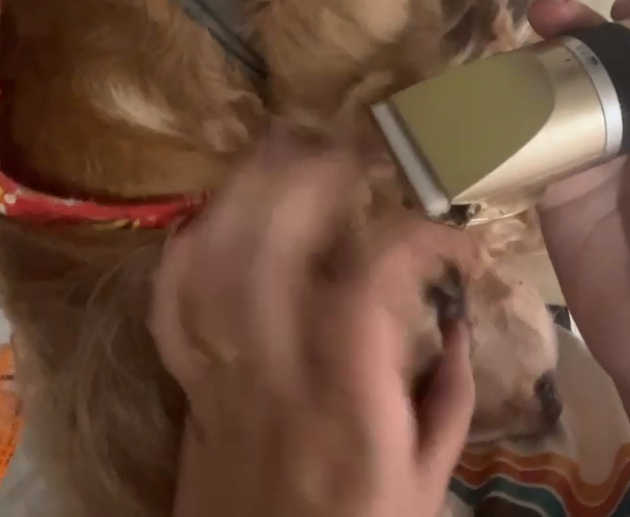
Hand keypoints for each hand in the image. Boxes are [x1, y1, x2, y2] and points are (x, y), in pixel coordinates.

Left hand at [148, 131, 473, 516]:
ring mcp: (221, 374)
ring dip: (247, 191)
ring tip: (285, 147)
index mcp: (349, 402)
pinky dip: (188, 248)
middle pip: (276, 247)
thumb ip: (448, 395)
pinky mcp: (188, 386)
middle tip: (354, 148)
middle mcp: (278, 374)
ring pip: (215, 260)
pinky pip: (173, 304)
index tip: (449, 235)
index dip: (416, 236)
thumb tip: (457, 320)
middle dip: (313, 178)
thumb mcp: (427, 484)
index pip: (376, 281)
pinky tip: (216, 213)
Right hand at [528, 0, 629, 414]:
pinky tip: (490, 89)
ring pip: (564, 86)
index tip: (626, 7)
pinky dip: (510, 106)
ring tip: (519, 40)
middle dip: (580, 25)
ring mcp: (594, 152)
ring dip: (541, 56)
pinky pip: (530, 132)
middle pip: (608, 56)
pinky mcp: (554, 182)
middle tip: (549, 13)